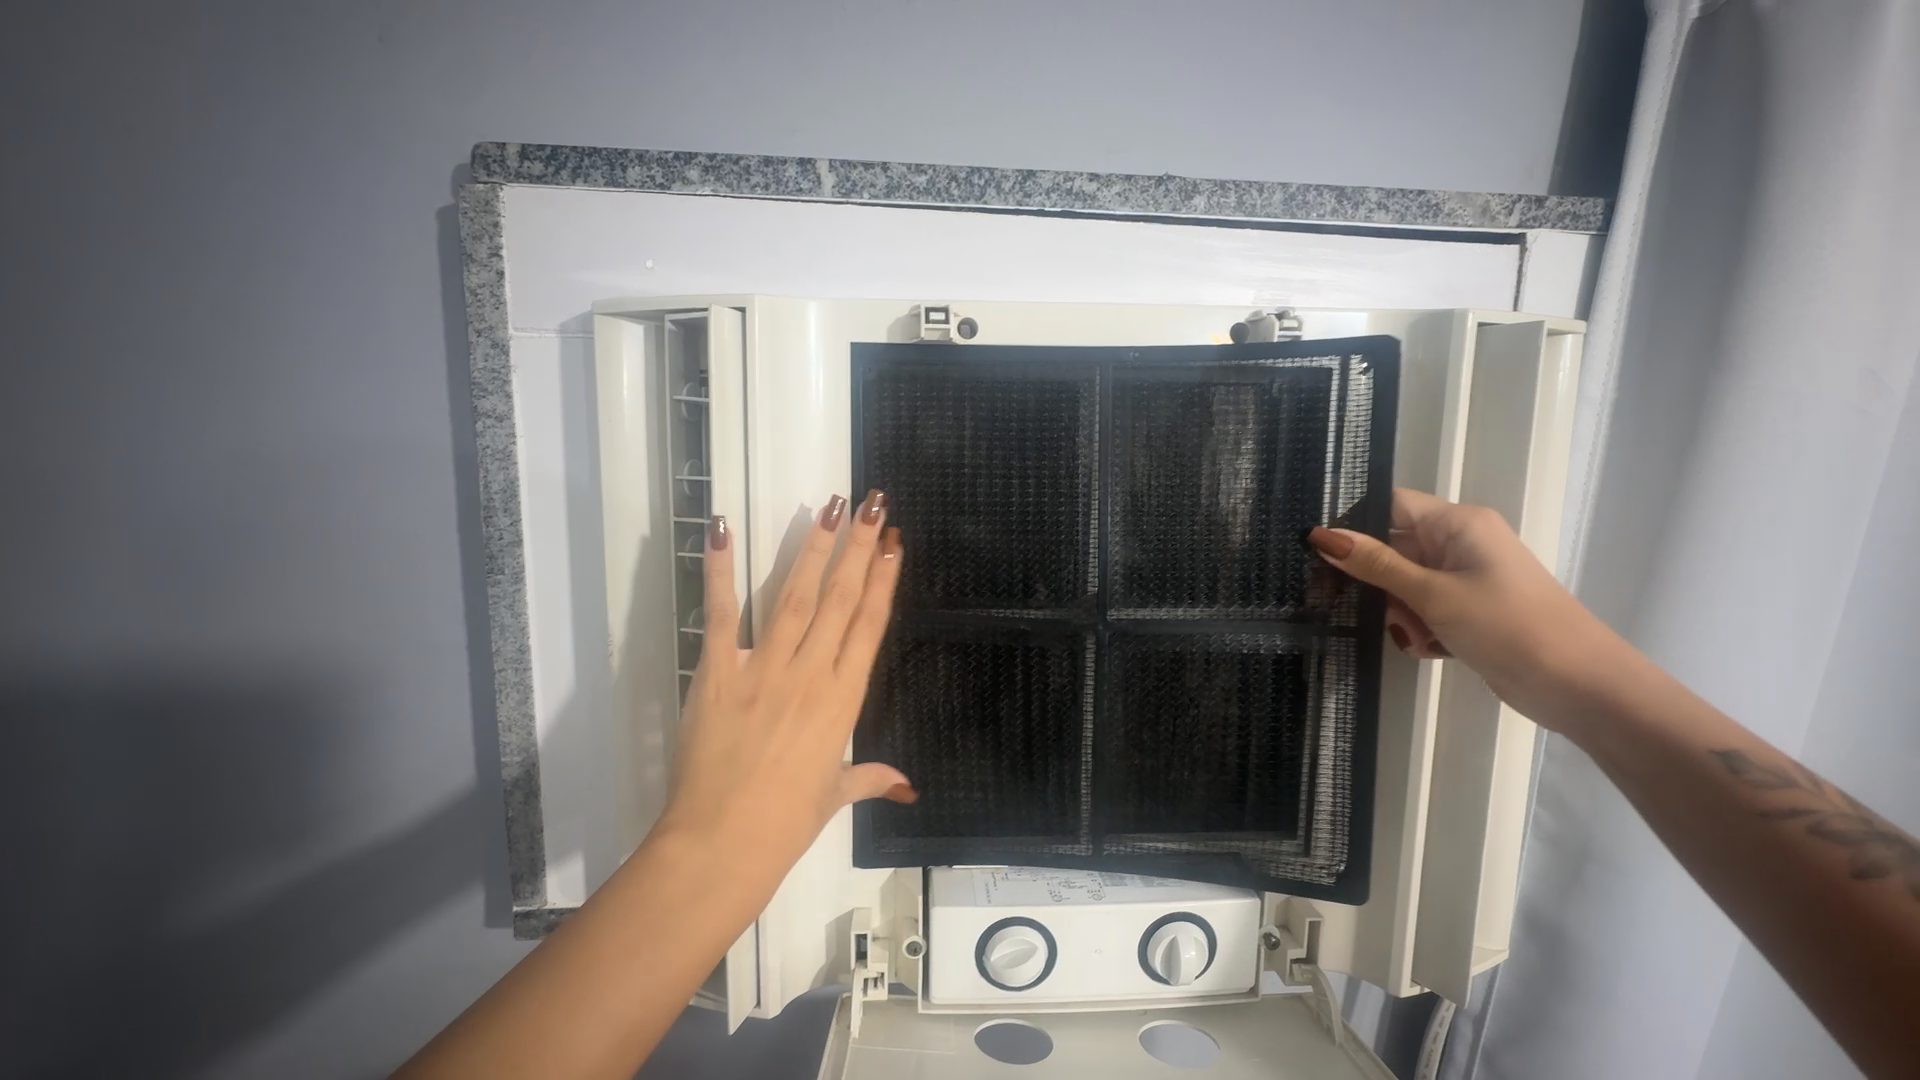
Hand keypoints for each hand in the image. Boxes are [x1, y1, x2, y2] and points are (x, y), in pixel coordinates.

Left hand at [653, 491, 913, 873]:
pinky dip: (722, 571)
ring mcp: (765, 668)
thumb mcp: (834, 795)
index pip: (870, 625)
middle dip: (859, 547)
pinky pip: (723, 614)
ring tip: (831, 506)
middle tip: (873, 504)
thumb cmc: (786, 823)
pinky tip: (725, 530)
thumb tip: (906, 786)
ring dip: (815, 548)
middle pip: (841, 599)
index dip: (884, 580)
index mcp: (843, 699)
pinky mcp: (719, 672)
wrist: (724, 843)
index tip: (894, 543)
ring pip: (796, 596)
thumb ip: (870, 778)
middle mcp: (812, 673)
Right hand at [1307, 487, 1619, 727]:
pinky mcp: (1469, 611)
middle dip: (1374, 580)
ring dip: (1398, 612)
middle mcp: (1461, 544)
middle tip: (1349, 605)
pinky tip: (1429, 649)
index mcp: (1457, 524)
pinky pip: (1423, 609)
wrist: (1579, 686)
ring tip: (1413, 636)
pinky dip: (1418, 628)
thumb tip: (1322, 537)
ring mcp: (1466, 579)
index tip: (1316, 549)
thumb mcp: (1432, 594)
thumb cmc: (1508, 626)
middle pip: (1392, 548)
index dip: (1353, 522)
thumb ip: (1375, 565)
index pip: (1390, 505)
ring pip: (1403, 584)